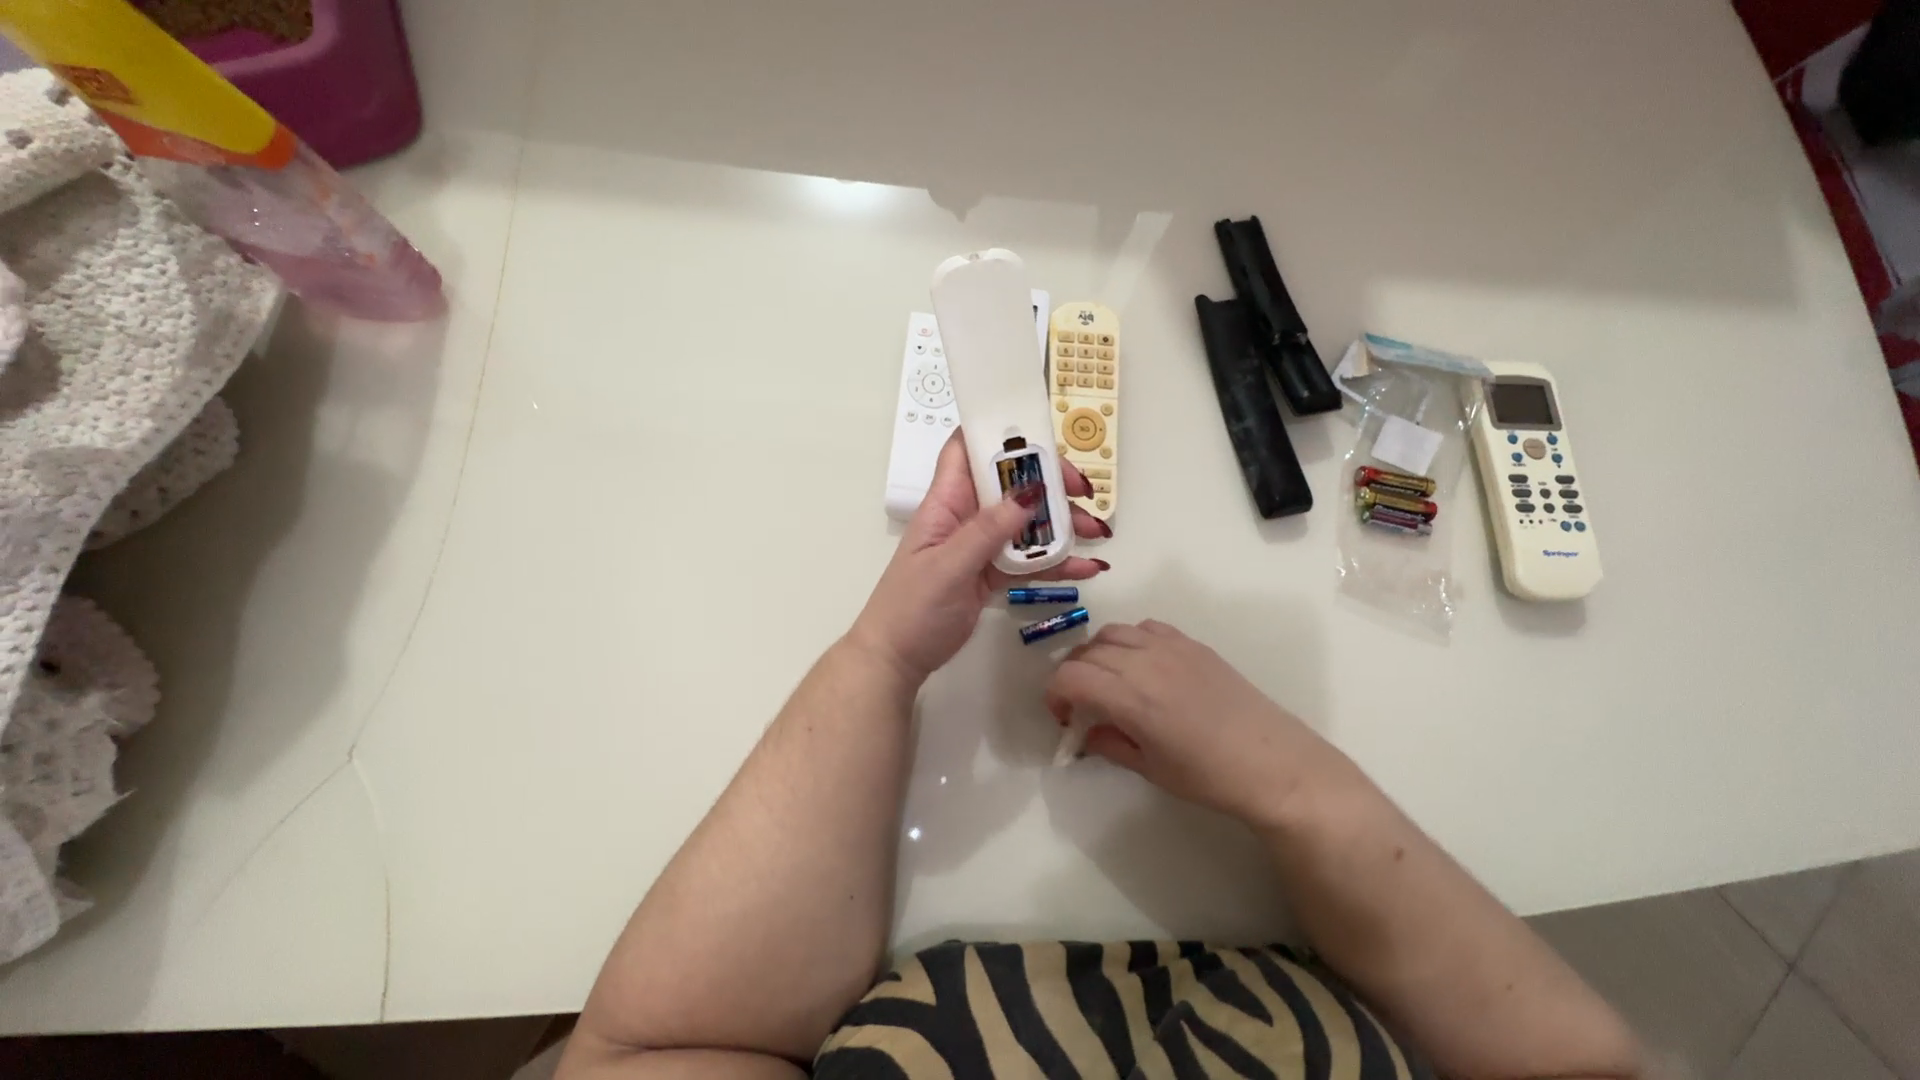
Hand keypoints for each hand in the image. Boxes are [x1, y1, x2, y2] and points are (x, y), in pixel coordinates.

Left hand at [848, 431, 1110, 683]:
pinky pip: (1029, 559)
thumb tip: (1029, 492)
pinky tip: (1086, 567)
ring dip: (1062, 524)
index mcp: (947, 502)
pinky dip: (1056, 561)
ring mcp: (980, 545)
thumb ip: (988, 530)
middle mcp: (966, 515)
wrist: (897, 658)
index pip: (968, 449)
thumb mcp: (948, 566)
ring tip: (1097, 533)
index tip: (1041, 436)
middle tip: (1084, 494)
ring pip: (1026, 521)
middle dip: (1049, 483)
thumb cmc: (911, 608)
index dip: (1000, 432)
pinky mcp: (991, 573)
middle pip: (1011, 483)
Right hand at [1044, 620, 1346, 825]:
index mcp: (1131, 698)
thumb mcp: (1150, 769)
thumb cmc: (1209, 776)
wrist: (1273, 763)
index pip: (1070, 676)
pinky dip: (1131, 641)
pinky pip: (1146, 628)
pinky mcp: (1193, 644)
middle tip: (1081, 704)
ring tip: (1108, 681)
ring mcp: (1172, 648)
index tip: (1062, 716)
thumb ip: (1109, 744)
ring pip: (1113, 633)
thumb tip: (1086, 731)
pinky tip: (1141, 665)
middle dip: (1073, 675)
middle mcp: (1146, 663)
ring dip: (1098, 653)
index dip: (1055, 694)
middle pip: (1087, 652)